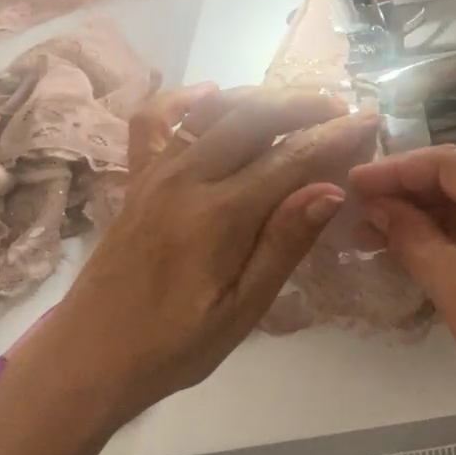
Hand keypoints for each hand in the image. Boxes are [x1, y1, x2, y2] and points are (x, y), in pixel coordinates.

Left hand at [14, 85, 379, 425]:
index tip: (370, 120)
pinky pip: (156, 120)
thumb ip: (284, 244)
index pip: (291, 158)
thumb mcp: (242, 309)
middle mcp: (186, 179)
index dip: (335, 135)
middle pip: (254, 117)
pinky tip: (212, 95)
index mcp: (219, 215)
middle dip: (304, 104)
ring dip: (261, 98)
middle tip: (342, 107)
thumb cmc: (173, 345)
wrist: (85, 360)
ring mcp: (156, 173)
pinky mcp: (137, 178)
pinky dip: (185, 98)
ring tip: (299, 103)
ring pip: (214, 111)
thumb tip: (330, 189)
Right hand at [348, 146, 455, 424]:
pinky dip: (446, 234)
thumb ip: (414, 239)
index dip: (398, 170)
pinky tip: (407, 244)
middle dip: (407, 192)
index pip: (452, 164)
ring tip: (370, 230)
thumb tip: (376, 207)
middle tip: (356, 210)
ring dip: (423, 214)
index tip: (353, 183)